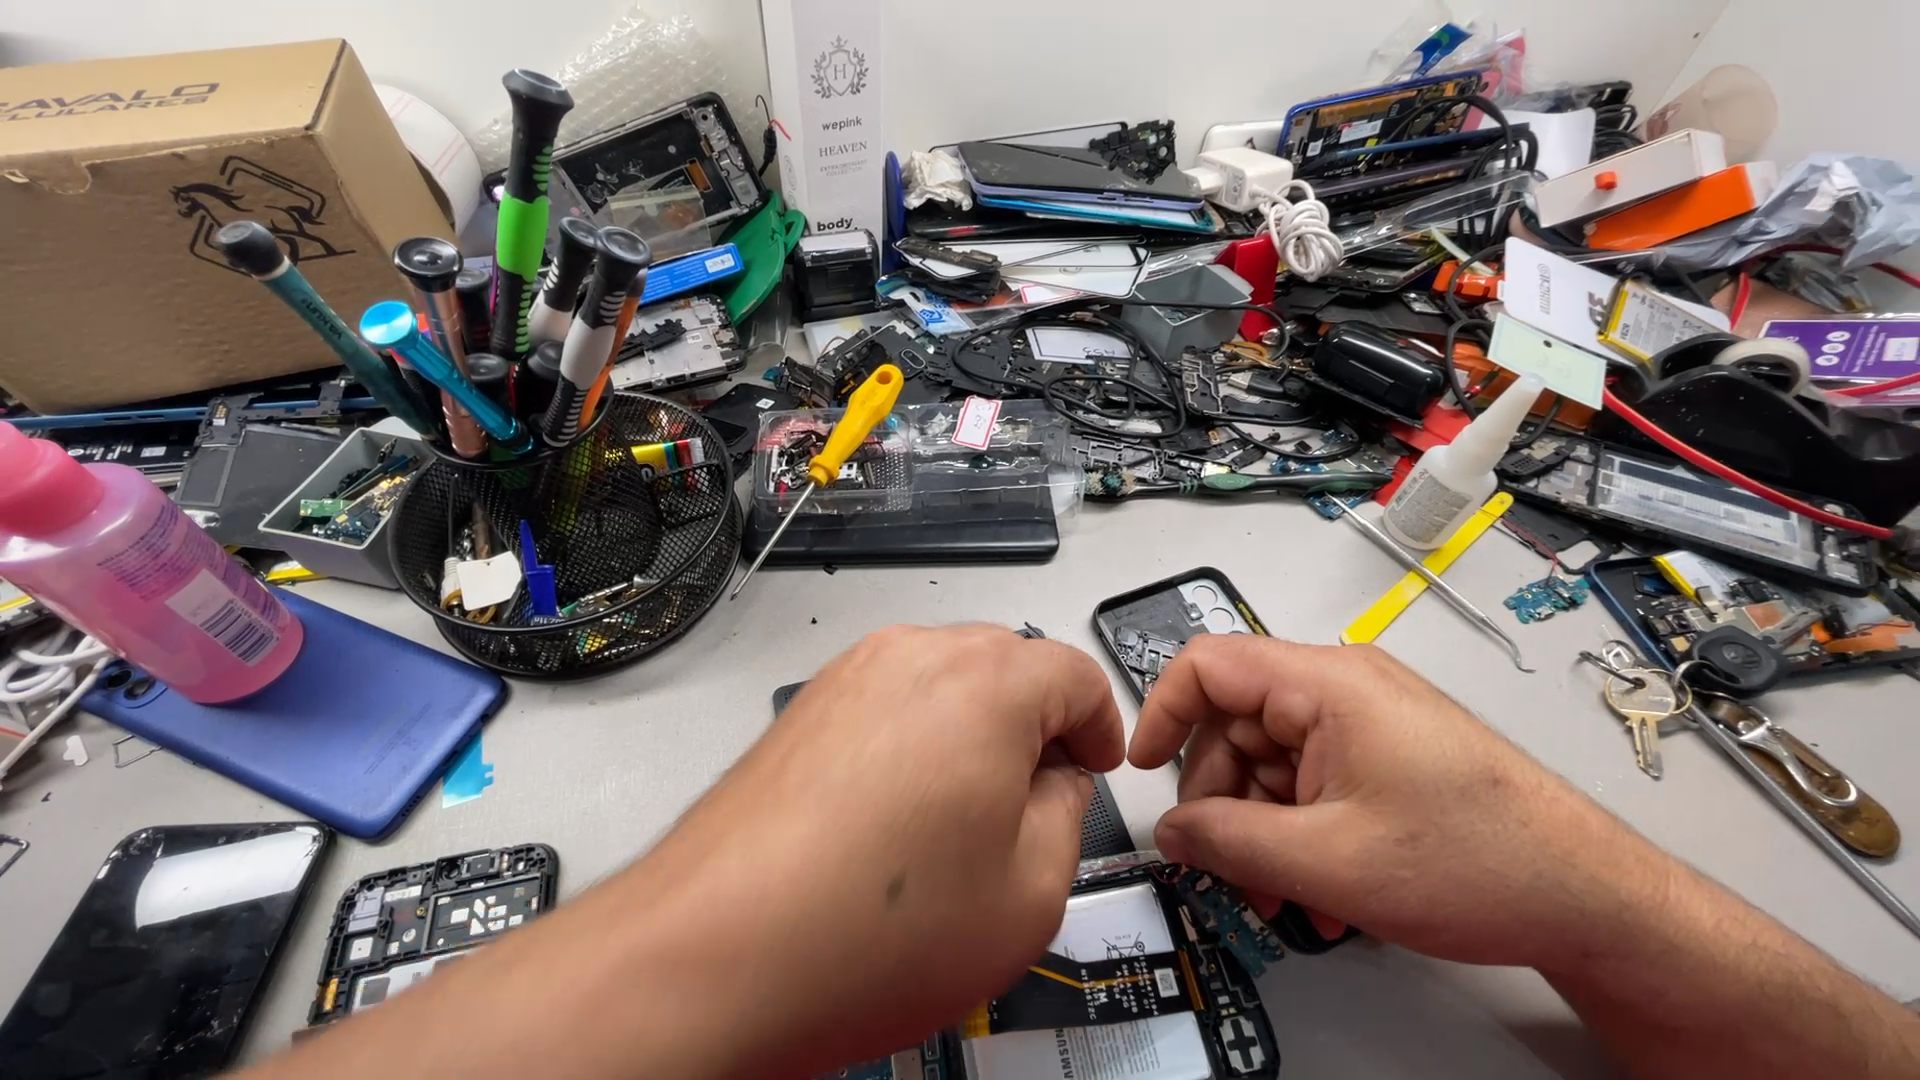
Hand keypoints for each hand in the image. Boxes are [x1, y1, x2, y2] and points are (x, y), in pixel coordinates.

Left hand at [637, 624, 1125, 1074]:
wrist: (713, 953)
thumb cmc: (860, 933)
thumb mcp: (1028, 892)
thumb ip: (1069, 813)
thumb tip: (1059, 781)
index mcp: (985, 684)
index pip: (1075, 672)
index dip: (1099, 725)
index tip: (1091, 767)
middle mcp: (913, 657)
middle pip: (1011, 665)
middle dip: (1038, 725)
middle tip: (1036, 799)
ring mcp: (853, 674)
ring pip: (949, 681)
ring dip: (975, 732)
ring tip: (959, 820)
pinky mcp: (812, 703)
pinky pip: (893, 701)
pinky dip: (918, 739)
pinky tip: (901, 816)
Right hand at [1127, 636, 1670, 970]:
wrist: (1595, 903)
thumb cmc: (1481, 864)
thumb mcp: (1328, 861)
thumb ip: (1227, 842)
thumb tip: (1170, 832)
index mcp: (1325, 683)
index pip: (1207, 664)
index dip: (1162, 713)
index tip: (1142, 767)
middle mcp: (1341, 688)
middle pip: (1233, 726)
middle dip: (1220, 801)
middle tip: (1226, 866)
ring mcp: (1362, 721)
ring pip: (1268, 763)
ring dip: (1260, 830)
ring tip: (1282, 895)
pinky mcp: (1379, 752)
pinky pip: (1306, 781)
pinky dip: (1296, 831)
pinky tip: (1316, 887)